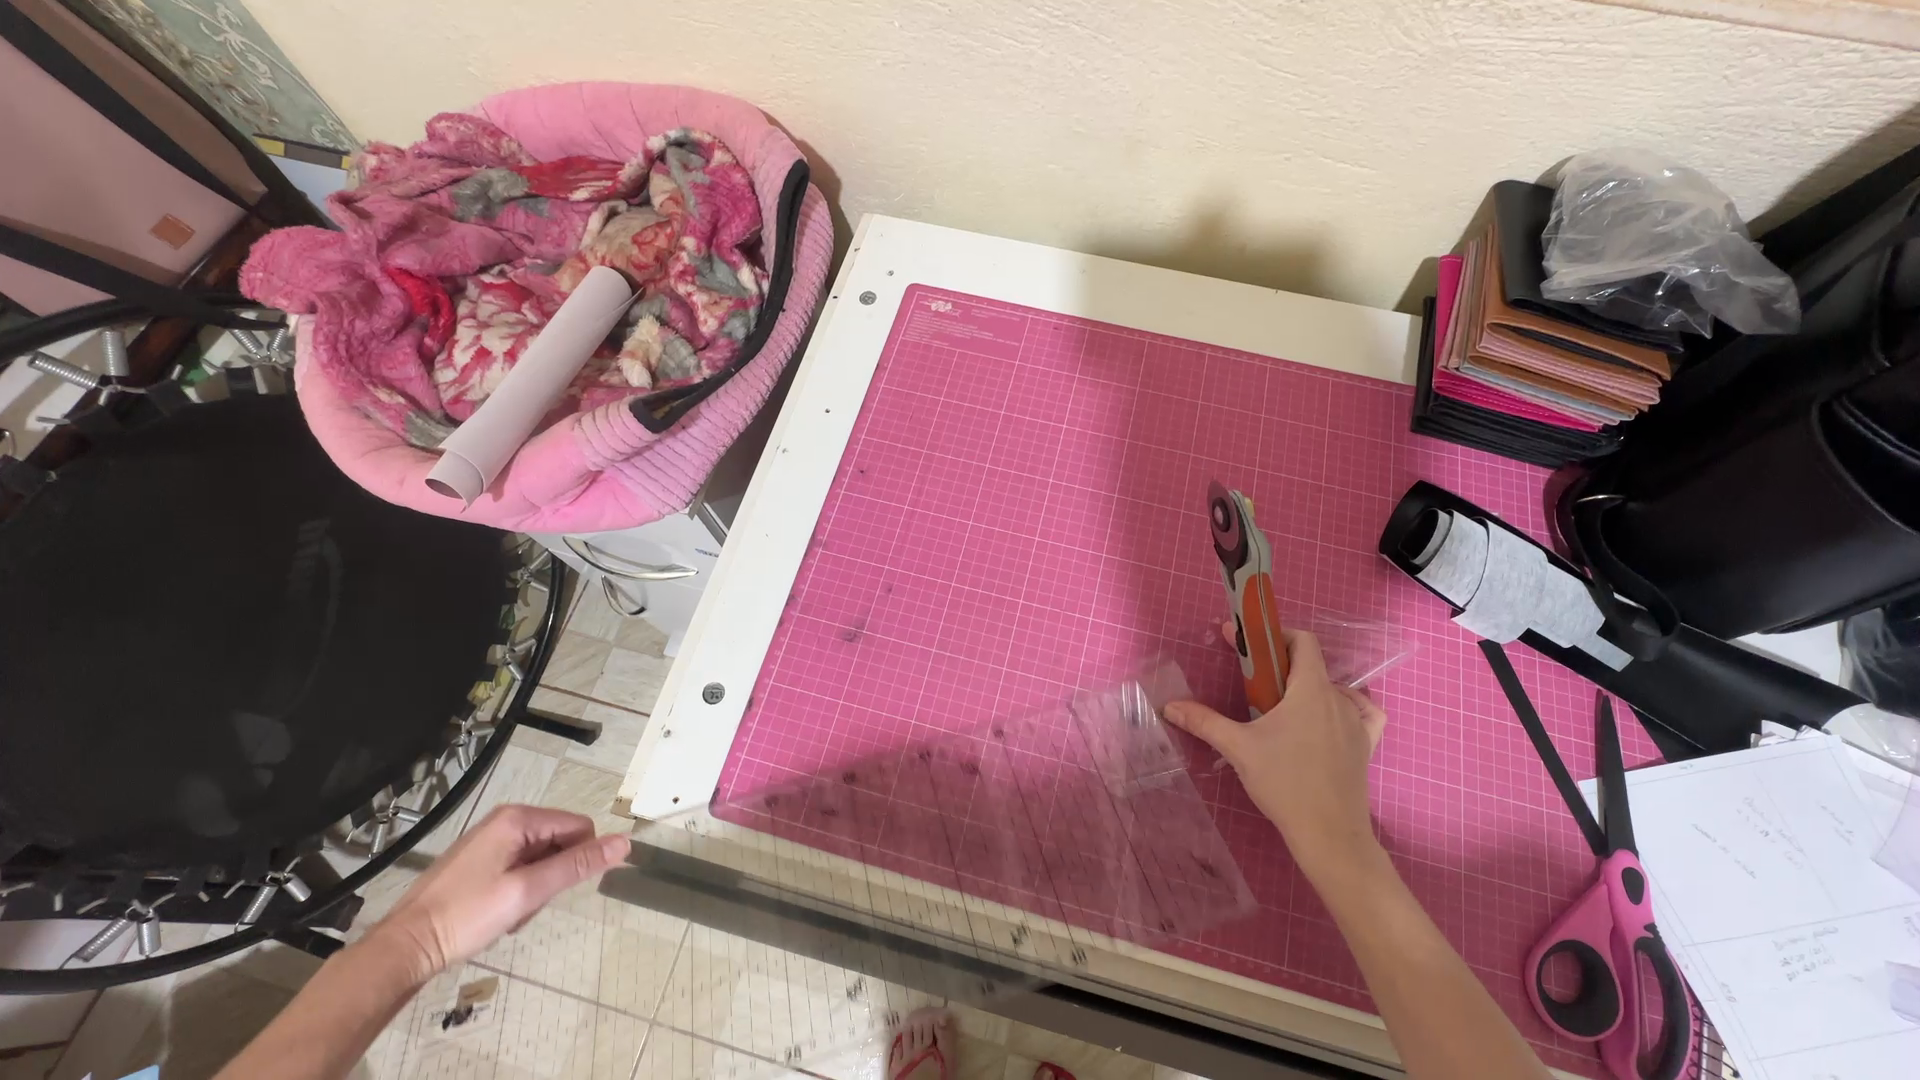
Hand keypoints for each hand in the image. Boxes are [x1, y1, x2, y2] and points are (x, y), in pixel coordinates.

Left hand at [370, 805, 629, 983]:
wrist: (405, 947)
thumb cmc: (466, 917)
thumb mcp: (527, 892)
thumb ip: (577, 866)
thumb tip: (625, 843)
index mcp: (518, 819)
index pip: (579, 827)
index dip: (580, 860)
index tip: (555, 892)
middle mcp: (506, 820)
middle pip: (560, 841)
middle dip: (554, 876)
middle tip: (528, 906)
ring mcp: (490, 840)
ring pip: (542, 857)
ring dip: (537, 887)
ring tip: (511, 914)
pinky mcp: (480, 860)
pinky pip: (520, 866)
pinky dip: (520, 889)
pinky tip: (499, 912)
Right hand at [1163, 628, 1386, 880]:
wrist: (1329, 833)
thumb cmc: (1284, 783)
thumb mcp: (1238, 748)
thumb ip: (1204, 721)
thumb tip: (1169, 706)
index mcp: (1310, 690)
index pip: (1302, 641)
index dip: (1274, 636)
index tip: (1246, 645)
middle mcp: (1338, 699)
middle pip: (1312, 665)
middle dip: (1281, 666)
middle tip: (1254, 684)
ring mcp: (1358, 723)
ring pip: (1334, 689)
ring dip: (1308, 687)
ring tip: (1284, 706)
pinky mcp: (1367, 745)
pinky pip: (1364, 712)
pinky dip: (1349, 706)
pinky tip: (1332, 717)